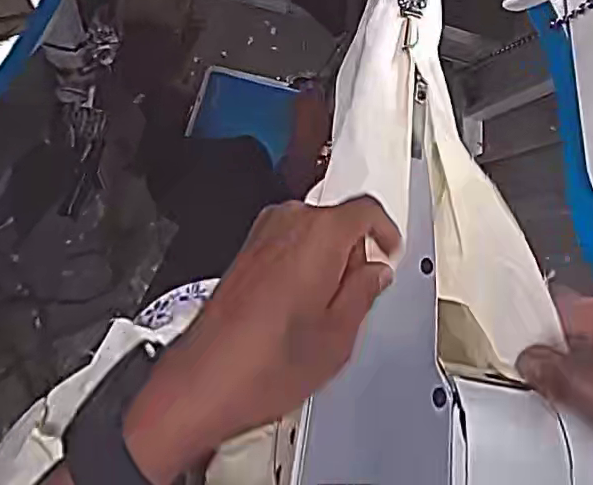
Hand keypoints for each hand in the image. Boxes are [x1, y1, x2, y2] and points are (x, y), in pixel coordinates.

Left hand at [121, 197, 399, 482]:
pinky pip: (289, 239)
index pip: (368, 210)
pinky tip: (297, 303)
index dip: (386, 230)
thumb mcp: (339, 336)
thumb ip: (365, 292)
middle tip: (358, 287)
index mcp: (322, 233)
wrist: (202, 381)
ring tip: (323, 305)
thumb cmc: (260, 363)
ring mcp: (265, 231)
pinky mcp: (247, 246)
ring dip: (326, 256)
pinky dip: (301, 260)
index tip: (390, 247)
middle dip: (354, 250)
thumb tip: (374, 273)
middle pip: (340, 219)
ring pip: (314, 230)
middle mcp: (292, 221)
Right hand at [517, 293, 592, 484]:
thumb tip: (529, 358)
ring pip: (570, 328)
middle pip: (559, 314)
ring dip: (556, 353)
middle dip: (542, 341)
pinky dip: (571, 359)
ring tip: (553, 385)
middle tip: (528, 370)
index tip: (505, 339)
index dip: (524, 324)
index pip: (552, 303)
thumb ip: (564, 379)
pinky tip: (570, 386)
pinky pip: (583, 339)